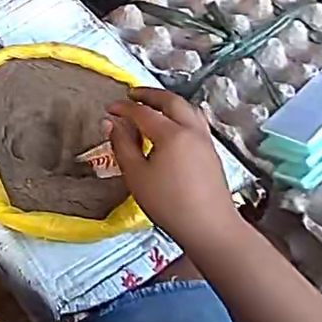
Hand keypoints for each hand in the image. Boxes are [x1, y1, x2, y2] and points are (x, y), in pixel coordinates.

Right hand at [105, 87, 240, 241]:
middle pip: (171, 101)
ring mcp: (205, 139)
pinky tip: (173, 125)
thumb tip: (111, 123)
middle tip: (133, 94)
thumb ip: (122, 145)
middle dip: (150, 95)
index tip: (110, 108)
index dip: (124, 108)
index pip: (143, 112)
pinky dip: (180, 113)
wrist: (210, 227)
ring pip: (187, 108)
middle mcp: (191, 129)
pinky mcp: (211, 151)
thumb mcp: (136, 175)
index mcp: (171, 133)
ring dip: (168, 102)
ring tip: (153, 105)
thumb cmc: (168, 203)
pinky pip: (195, 120)